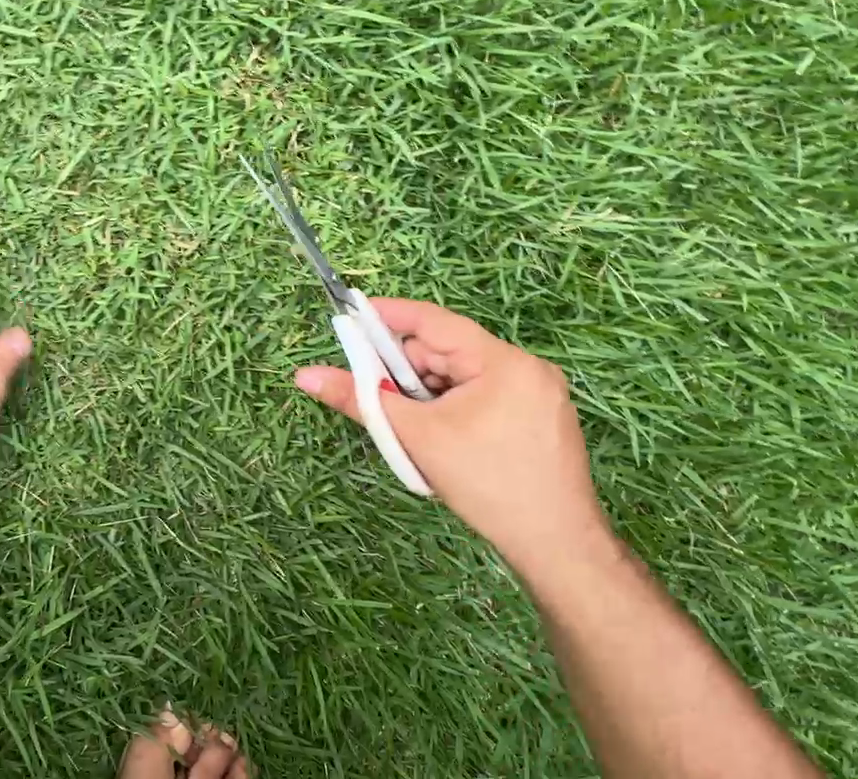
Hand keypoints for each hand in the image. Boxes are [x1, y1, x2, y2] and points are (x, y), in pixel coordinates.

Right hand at [294, 298, 610, 573]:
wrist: (556, 544)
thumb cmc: (485, 482)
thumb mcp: (412, 435)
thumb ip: (357, 397)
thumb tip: (304, 375)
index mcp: (503, 362)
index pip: (433, 322)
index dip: (387, 316)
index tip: (348, 315)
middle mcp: (525, 368)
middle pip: (442, 352)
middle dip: (402, 370)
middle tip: (376, 395)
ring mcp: (536, 393)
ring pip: (456, 376)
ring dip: (422, 392)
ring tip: (408, 426)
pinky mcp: (537, 416)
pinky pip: (477, 394)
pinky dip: (445, 405)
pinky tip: (434, 434)